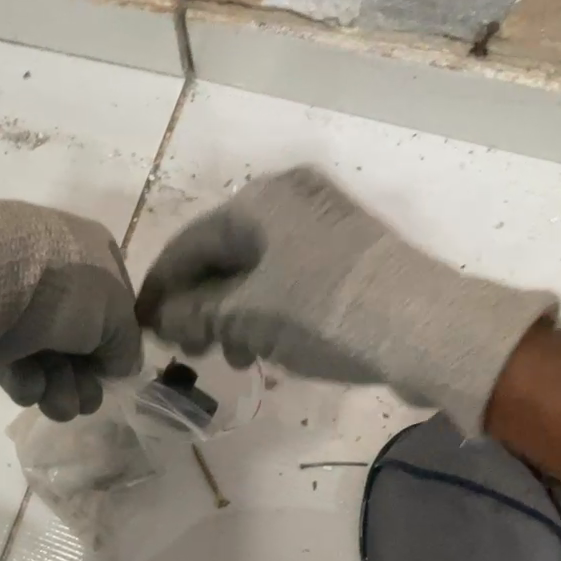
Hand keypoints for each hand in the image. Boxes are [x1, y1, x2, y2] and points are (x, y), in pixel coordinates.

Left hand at [0, 201, 140, 419]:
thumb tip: (120, 365)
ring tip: (55, 405)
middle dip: (83, 381)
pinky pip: (12, 359)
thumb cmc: (60, 288)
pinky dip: (22, 379)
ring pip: (47, 358)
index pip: (115, 311)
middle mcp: (58, 273)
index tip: (109, 378)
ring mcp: (18, 298)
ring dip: (58, 390)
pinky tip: (25, 386)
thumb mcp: (115, 316)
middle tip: (81, 403)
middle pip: (80, 342)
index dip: (114, 350)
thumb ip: (126, 345)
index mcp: (94, 255)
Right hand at [136, 166, 557, 433]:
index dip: (159, 288)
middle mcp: (290, 202)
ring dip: (230, 316)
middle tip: (184, 348)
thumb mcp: (246, 316)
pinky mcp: (347, 257)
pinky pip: (286, 281)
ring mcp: (323, 227)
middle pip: (222, 257)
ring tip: (227, 358)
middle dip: (197, 306)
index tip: (139, 324)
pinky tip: (262, 348)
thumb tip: (162, 318)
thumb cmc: (322, 313)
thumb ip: (194, 314)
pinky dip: (264, 313)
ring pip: (255, 272)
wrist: (421, 328)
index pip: (188, 244)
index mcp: (260, 203)